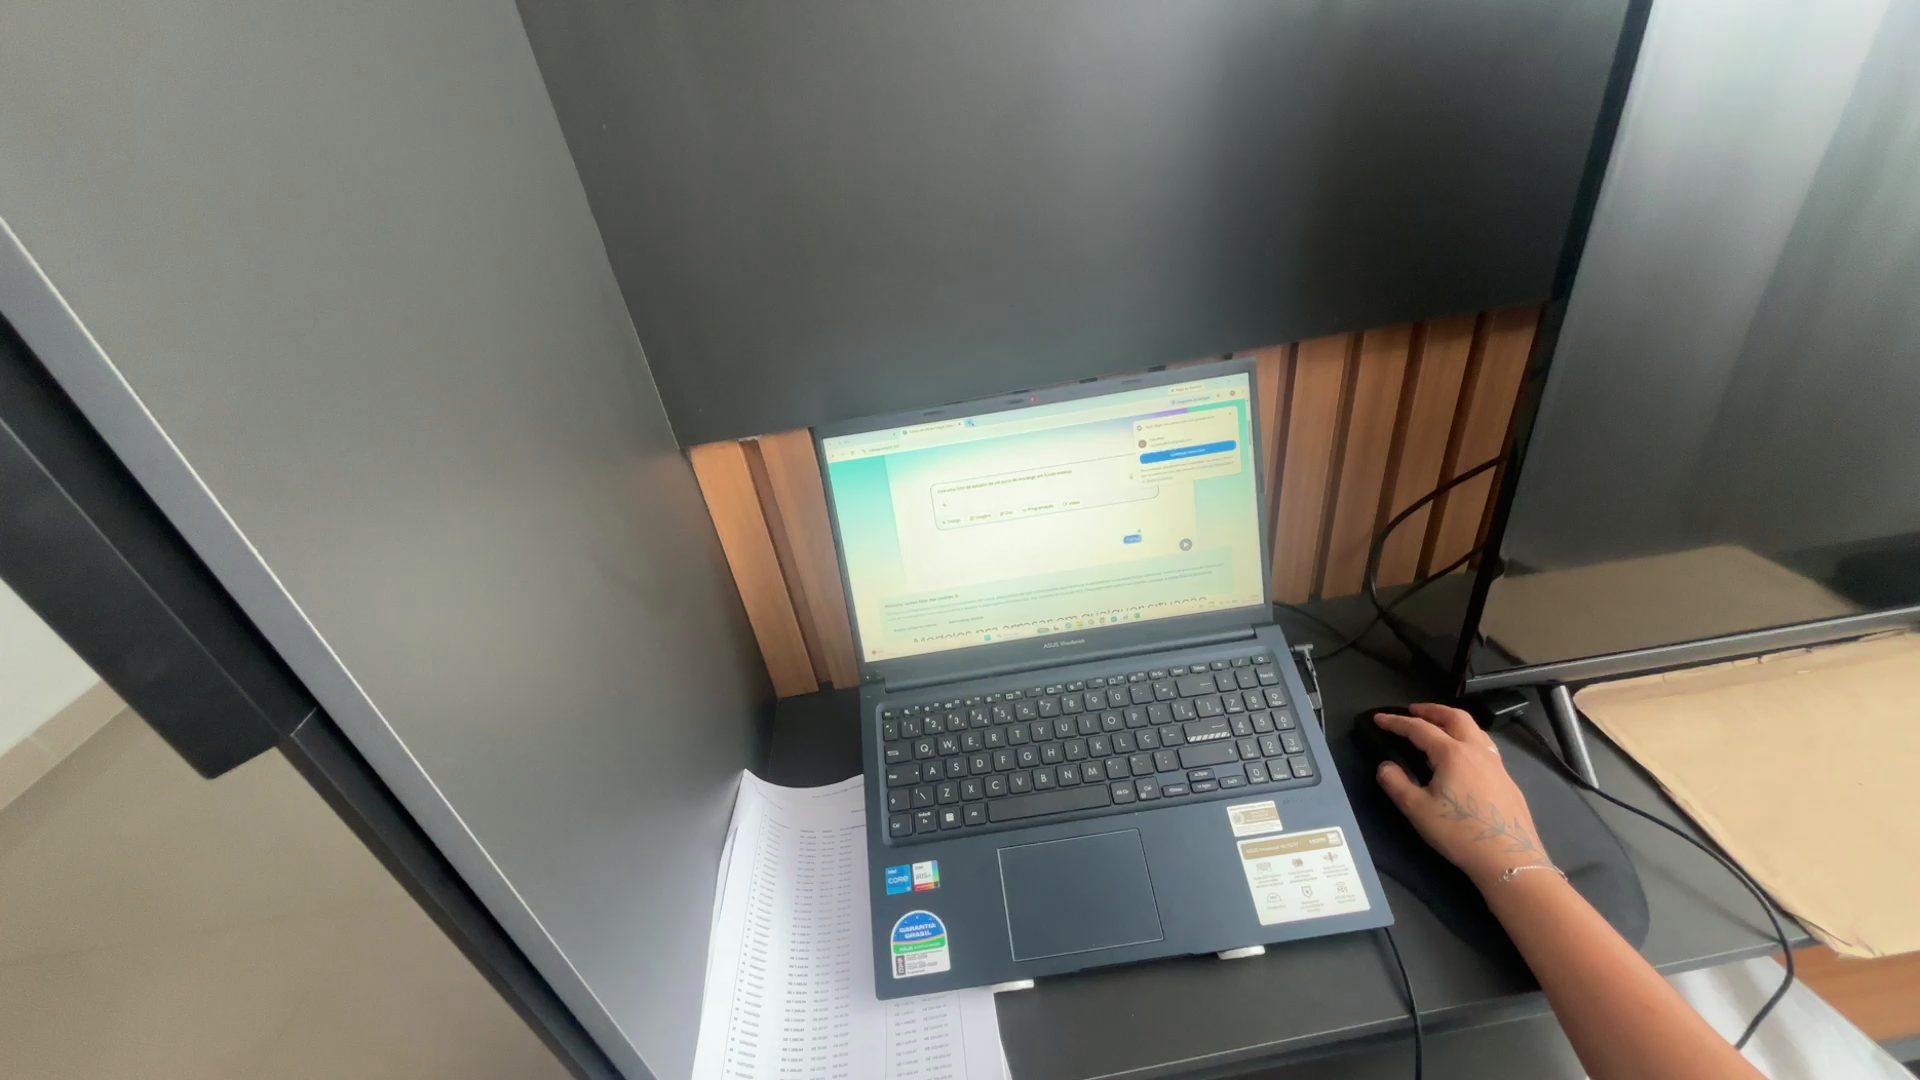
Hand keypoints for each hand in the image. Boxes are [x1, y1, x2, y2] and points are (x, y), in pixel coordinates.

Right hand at [1373, 704, 1552, 892]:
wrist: (1511, 862)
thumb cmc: (1460, 833)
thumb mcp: (1416, 809)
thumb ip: (1395, 782)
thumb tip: (1386, 766)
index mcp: (1453, 754)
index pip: (1419, 728)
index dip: (1396, 721)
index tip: (1380, 719)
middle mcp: (1478, 753)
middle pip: (1455, 718)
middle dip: (1432, 710)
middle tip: (1413, 711)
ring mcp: (1497, 767)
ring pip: (1475, 731)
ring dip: (1453, 722)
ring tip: (1438, 728)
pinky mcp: (1509, 783)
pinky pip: (1486, 749)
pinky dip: (1468, 740)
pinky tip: (1462, 758)